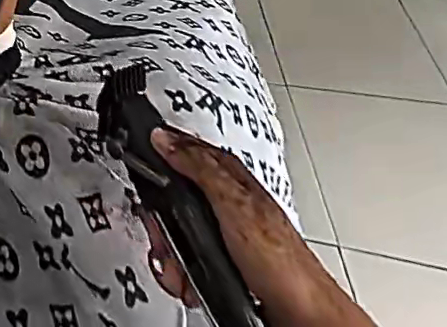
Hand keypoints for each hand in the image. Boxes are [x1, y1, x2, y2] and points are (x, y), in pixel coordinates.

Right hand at [141, 128, 365, 326]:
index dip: (164, 150)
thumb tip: (164, 138)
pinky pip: (188, 258)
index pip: (187, 147)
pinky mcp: (221, 263)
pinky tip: (188, 280)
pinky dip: (181, 271)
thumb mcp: (232, 202)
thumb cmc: (281, 261)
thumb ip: (198, 166)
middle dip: (162, 217)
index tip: (143, 156)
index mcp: (229, 175)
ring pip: (179, 230)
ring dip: (170, 249)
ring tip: (177, 264)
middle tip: (161, 230)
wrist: (303, 317)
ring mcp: (224, 233)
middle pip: (176, 193)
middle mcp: (226, 200)